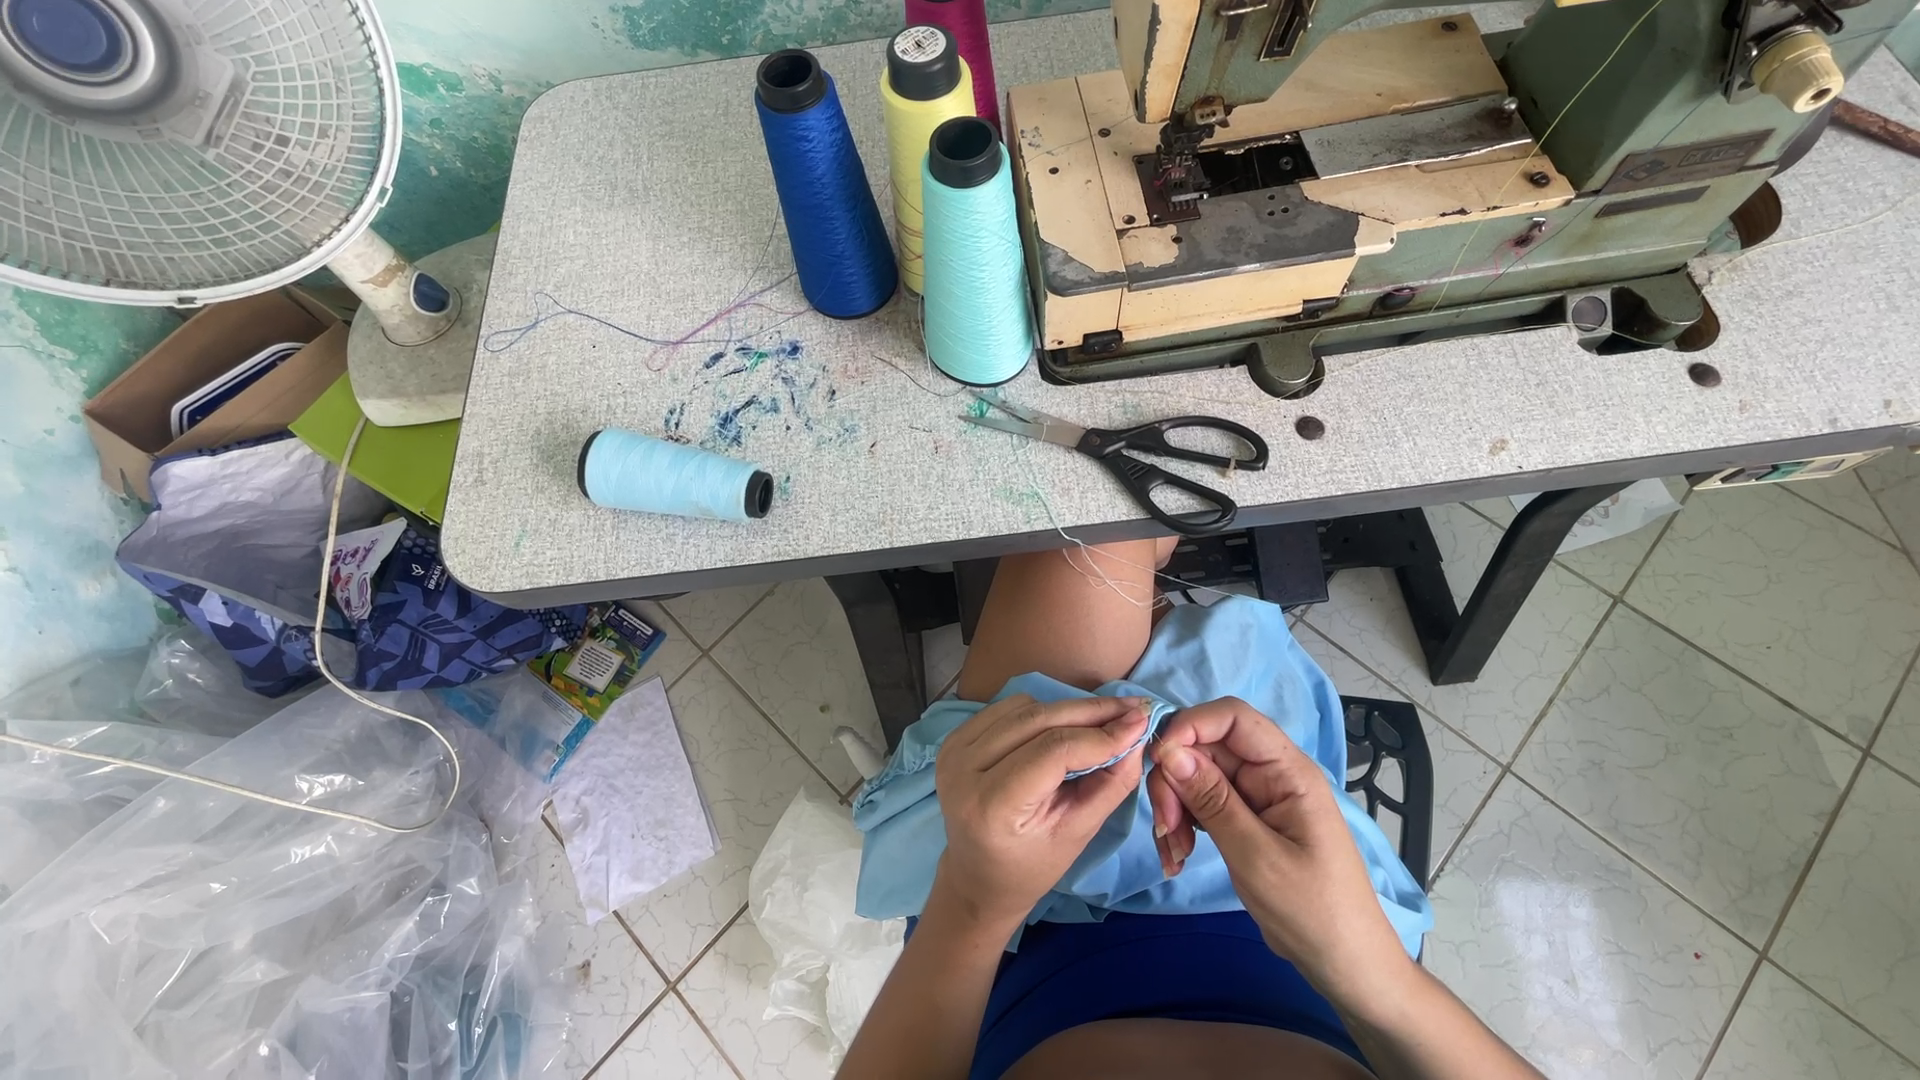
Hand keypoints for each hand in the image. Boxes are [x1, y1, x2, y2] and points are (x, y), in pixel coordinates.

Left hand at [932, 694, 1150, 929]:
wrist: (977, 876)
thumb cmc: (1031, 866)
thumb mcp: (1078, 834)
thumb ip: (1111, 784)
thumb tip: (1137, 733)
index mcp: (991, 805)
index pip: (1053, 751)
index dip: (1100, 733)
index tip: (1141, 722)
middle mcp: (963, 769)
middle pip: (1037, 720)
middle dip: (1090, 711)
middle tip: (1132, 707)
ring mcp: (953, 750)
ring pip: (1023, 707)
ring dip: (1067, 709)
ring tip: (1103, 721)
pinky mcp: (953, 739)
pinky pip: (1006, 709)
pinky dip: (1041, 711)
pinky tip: (1064, 725)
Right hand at [1146, 697, 1410, 1001]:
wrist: (1344, 965)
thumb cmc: (1312, 910)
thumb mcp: (1256, 856)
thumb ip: (1212, 800)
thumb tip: (1168, 750)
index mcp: (1288, 771)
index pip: (1233, 717)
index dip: (1190, 726)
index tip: (1158, 760)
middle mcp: (1270, 774)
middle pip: (1205, 747)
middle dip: (1174, 779)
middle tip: (1164, 826)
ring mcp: (1255, 796)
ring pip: (1195, 775)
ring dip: (1174, 807)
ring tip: (1172, 852)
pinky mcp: (1242, 819)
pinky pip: (1199, 804)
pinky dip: (1181, 825)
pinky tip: (1177, 857)